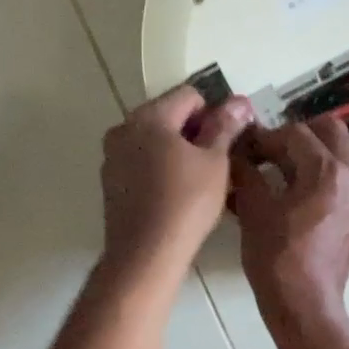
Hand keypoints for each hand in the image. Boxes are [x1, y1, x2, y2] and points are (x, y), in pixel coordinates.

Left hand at [100, 85, 253, 276]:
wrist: (145, 254)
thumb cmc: (186, 202)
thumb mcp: (215, 162)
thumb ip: (225, 126)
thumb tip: (238, 101)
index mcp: (149, 116)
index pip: (190, 95)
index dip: (215, 112)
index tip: (229, 139)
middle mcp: (124, 128)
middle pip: (168, 115)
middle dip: (195, 131)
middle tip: (219, 160)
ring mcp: (112, 156)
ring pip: (154, 140)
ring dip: (178, 150)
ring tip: (200, 179)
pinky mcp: (110, 182)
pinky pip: (141, 162)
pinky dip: (160, 168)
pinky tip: (177, 194)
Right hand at [228, 116, 348, 321]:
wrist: (305, 305)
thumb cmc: (277, 258)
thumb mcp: (254, 210)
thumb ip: (246, 172)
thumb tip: (237, 153)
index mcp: (326, 171)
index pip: (295, 132)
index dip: (265, 136)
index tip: (244, 147)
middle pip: (329, 131)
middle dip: (297, 134)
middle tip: (268, 150)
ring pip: (338, 153)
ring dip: (309, 153)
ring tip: (276, 171)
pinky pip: (340, 176)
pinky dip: (317, 173)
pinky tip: (290, 193)